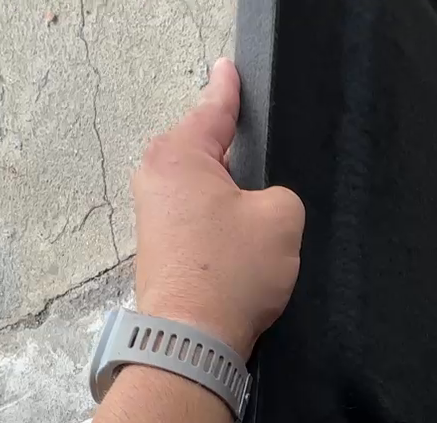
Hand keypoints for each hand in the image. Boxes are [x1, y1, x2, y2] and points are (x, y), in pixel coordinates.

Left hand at [131, 58, 303, 356]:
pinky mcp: (161, 253)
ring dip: (231, 208)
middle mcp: (155, 180)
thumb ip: (283, 195)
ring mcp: (153, 219)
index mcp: (179, 155)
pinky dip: (221, 236)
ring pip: (205, 196)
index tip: (227, 70)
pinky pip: (199, 228)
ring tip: (257, 234)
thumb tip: (265, 207)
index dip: (229, 90)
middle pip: (207, 156)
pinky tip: (240, 257)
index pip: (213, 110)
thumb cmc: (232, 274)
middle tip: (264, 180)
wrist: (194, 338)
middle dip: (236, 165)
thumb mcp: (282, 219)